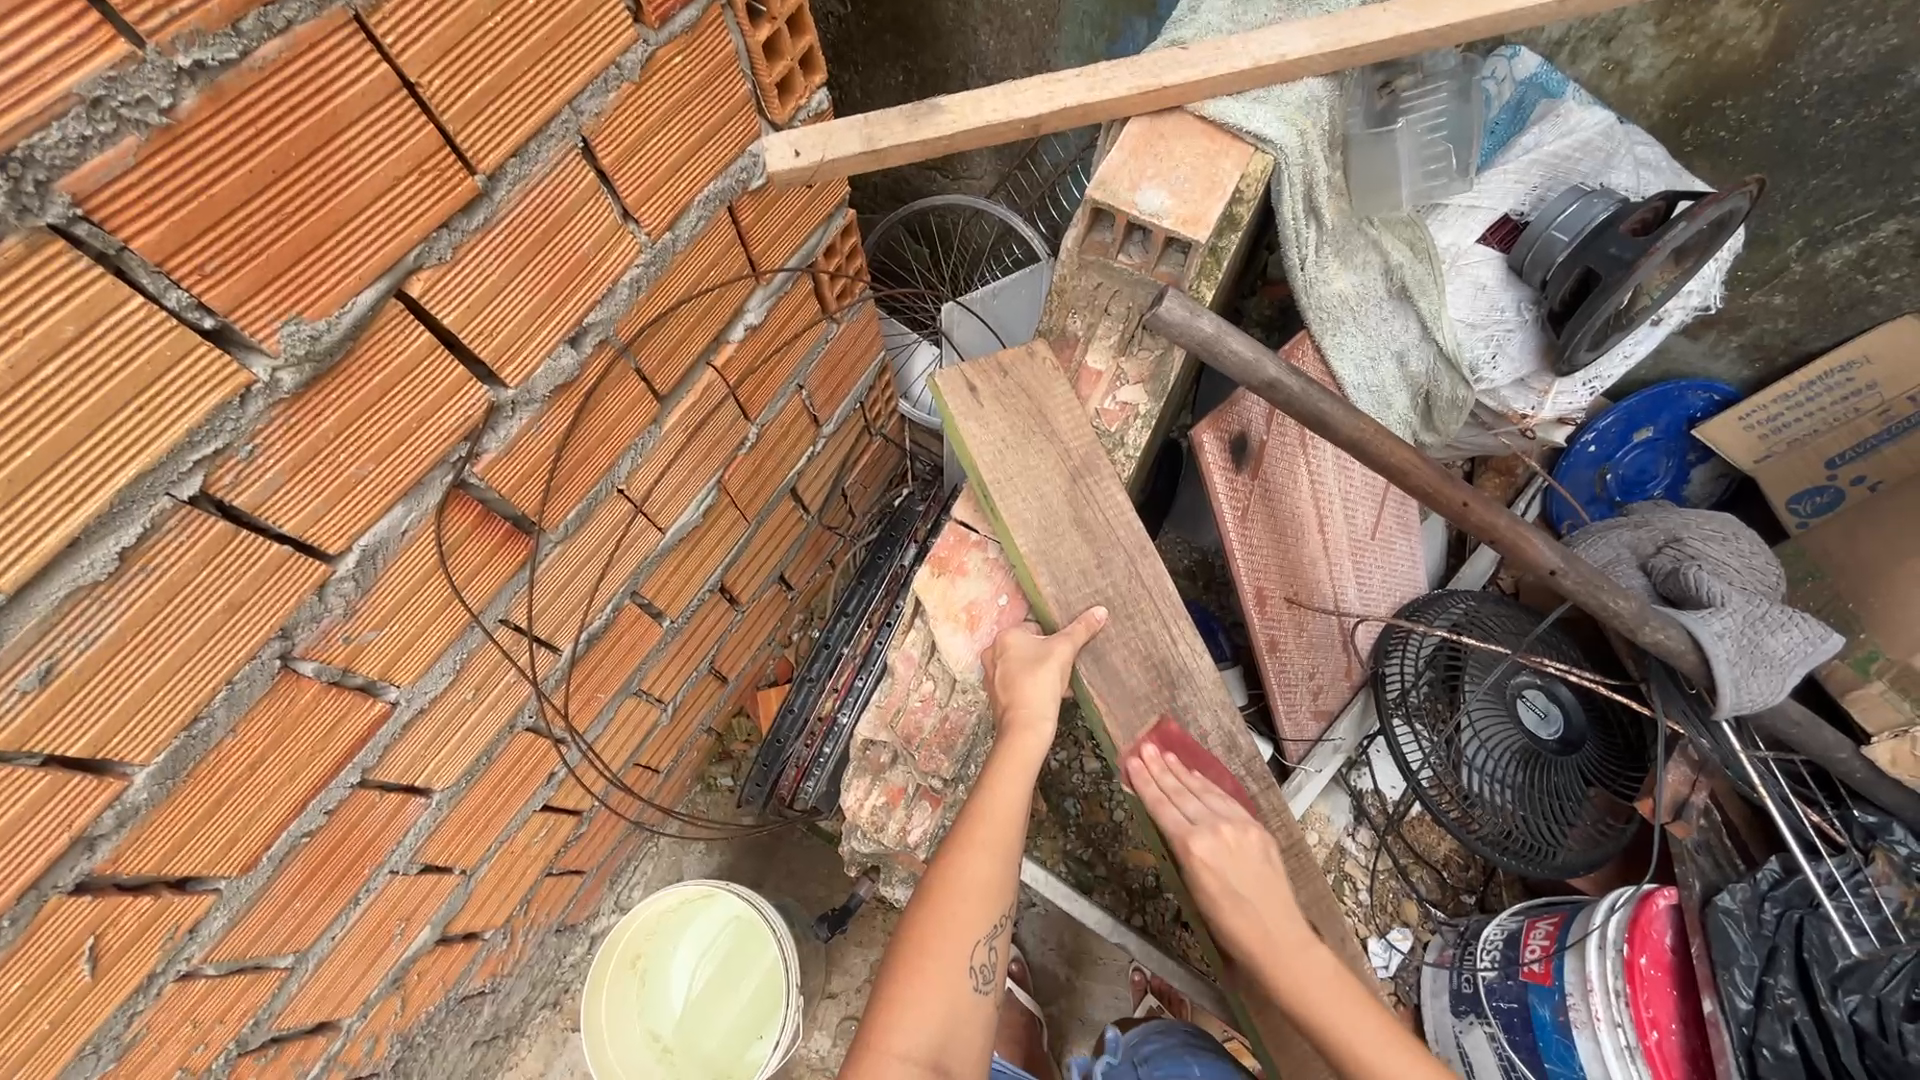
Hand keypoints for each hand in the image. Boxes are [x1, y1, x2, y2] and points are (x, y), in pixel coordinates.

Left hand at [981, 607, 1107, 748]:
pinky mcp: (996, 696)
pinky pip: (1019, 685)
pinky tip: (1051, 697)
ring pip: (1024, 667)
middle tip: (1064, 666)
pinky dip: (1034, 688)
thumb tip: (1100, 611)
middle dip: (1048, 657)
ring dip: (1042, 673)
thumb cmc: (1041, 681)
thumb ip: (1082, 629)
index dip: (1053, 637)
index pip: (1034, 626)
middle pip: (1028, 648)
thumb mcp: (1065, 650)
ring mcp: (992, 676)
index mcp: (1005, 635)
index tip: (1065, 649)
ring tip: (1060, 683)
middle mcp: (993, 653)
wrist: (1025, 726)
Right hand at [1125, 742, 1313, 962]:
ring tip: (1165, 754)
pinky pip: (1226, 799)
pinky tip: (1196, 775)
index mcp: (1191, 847)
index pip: (1161, 807)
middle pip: (1180, 793)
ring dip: (1182, 772)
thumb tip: (1166, 823)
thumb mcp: (1190, 888)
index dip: (1144, 783)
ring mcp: (1238, 824)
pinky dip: (1208, 785)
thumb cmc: (1225, 925)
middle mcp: (1213, 828)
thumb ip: (1178, 850)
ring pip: (1203, 791)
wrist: (1277, 937)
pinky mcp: (1256, 827)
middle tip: (1144, 747)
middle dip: (1159, 769)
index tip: (1131, 762)